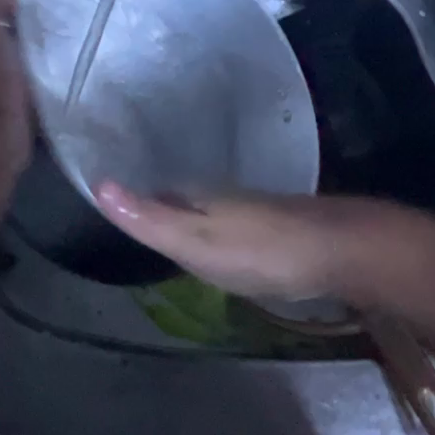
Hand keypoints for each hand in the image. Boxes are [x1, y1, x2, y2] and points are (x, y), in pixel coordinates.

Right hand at [95, 184, 417, 302]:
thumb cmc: (259, 249)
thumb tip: (97, 183)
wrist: (338, 250)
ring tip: (170, 234)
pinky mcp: (271, 226)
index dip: (130, 199)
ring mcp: (247, 208)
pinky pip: (229, 223)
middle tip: (135, 220)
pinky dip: (215, 230)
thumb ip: (148, 218)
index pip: (150, 192)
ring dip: (187, 218)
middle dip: (157, 205)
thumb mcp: (194, 241)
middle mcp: (217, 194)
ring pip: (205, 209)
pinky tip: (219, 246)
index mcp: (194, 194)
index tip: (108, 204)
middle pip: (177, 198)